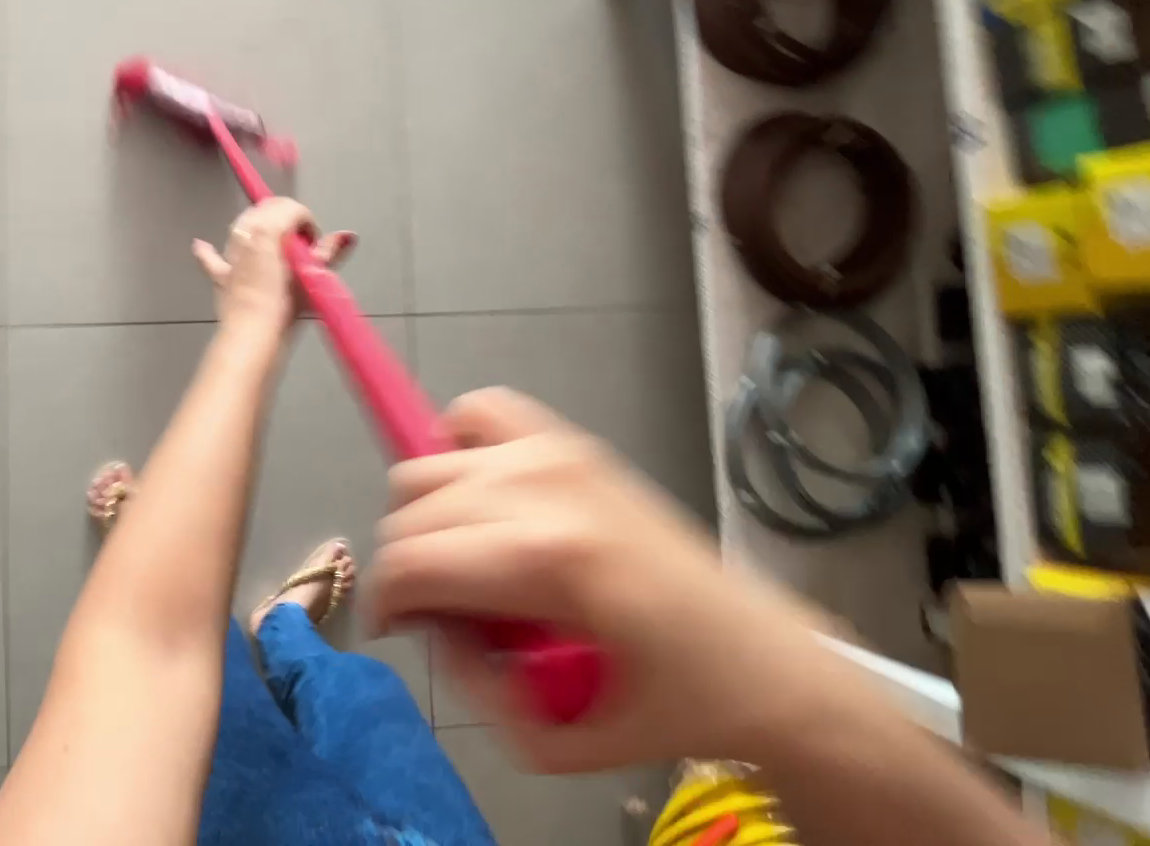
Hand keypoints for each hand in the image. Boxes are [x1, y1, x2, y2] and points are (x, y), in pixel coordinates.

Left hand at [192, 198, 354, 332]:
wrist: (253, 335)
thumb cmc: (284, 307)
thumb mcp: (312, 277)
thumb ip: (327, 252)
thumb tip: (349, 235)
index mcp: (268, 229)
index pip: (291, 208)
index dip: (307, 221)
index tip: (314, 241)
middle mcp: (246, 234)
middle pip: (266, 208)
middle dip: (286, 217)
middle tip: (301, 241)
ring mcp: (230, 253)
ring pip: (242, 224)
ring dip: (259, 224)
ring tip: (276, 243)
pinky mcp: (220, 275)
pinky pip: (210, 258)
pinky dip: (207, 252)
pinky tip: (200, 245)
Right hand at [366, 388, 875, 772]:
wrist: (766, 663)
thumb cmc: (668, 703)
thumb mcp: (553, 735)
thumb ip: (469, 684)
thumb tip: (429, 628)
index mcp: (542, 560)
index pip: (410, 560)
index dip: (383, 600)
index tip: (392, 629)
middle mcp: (540, 488)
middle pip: (413, 510)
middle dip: (406, 565)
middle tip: (441, 609)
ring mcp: (555, 454)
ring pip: (429, 466)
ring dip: (428, 516)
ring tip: (464, 556)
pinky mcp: (572, 442)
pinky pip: (480, 413)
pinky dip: (459, 445)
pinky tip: (481, 491)